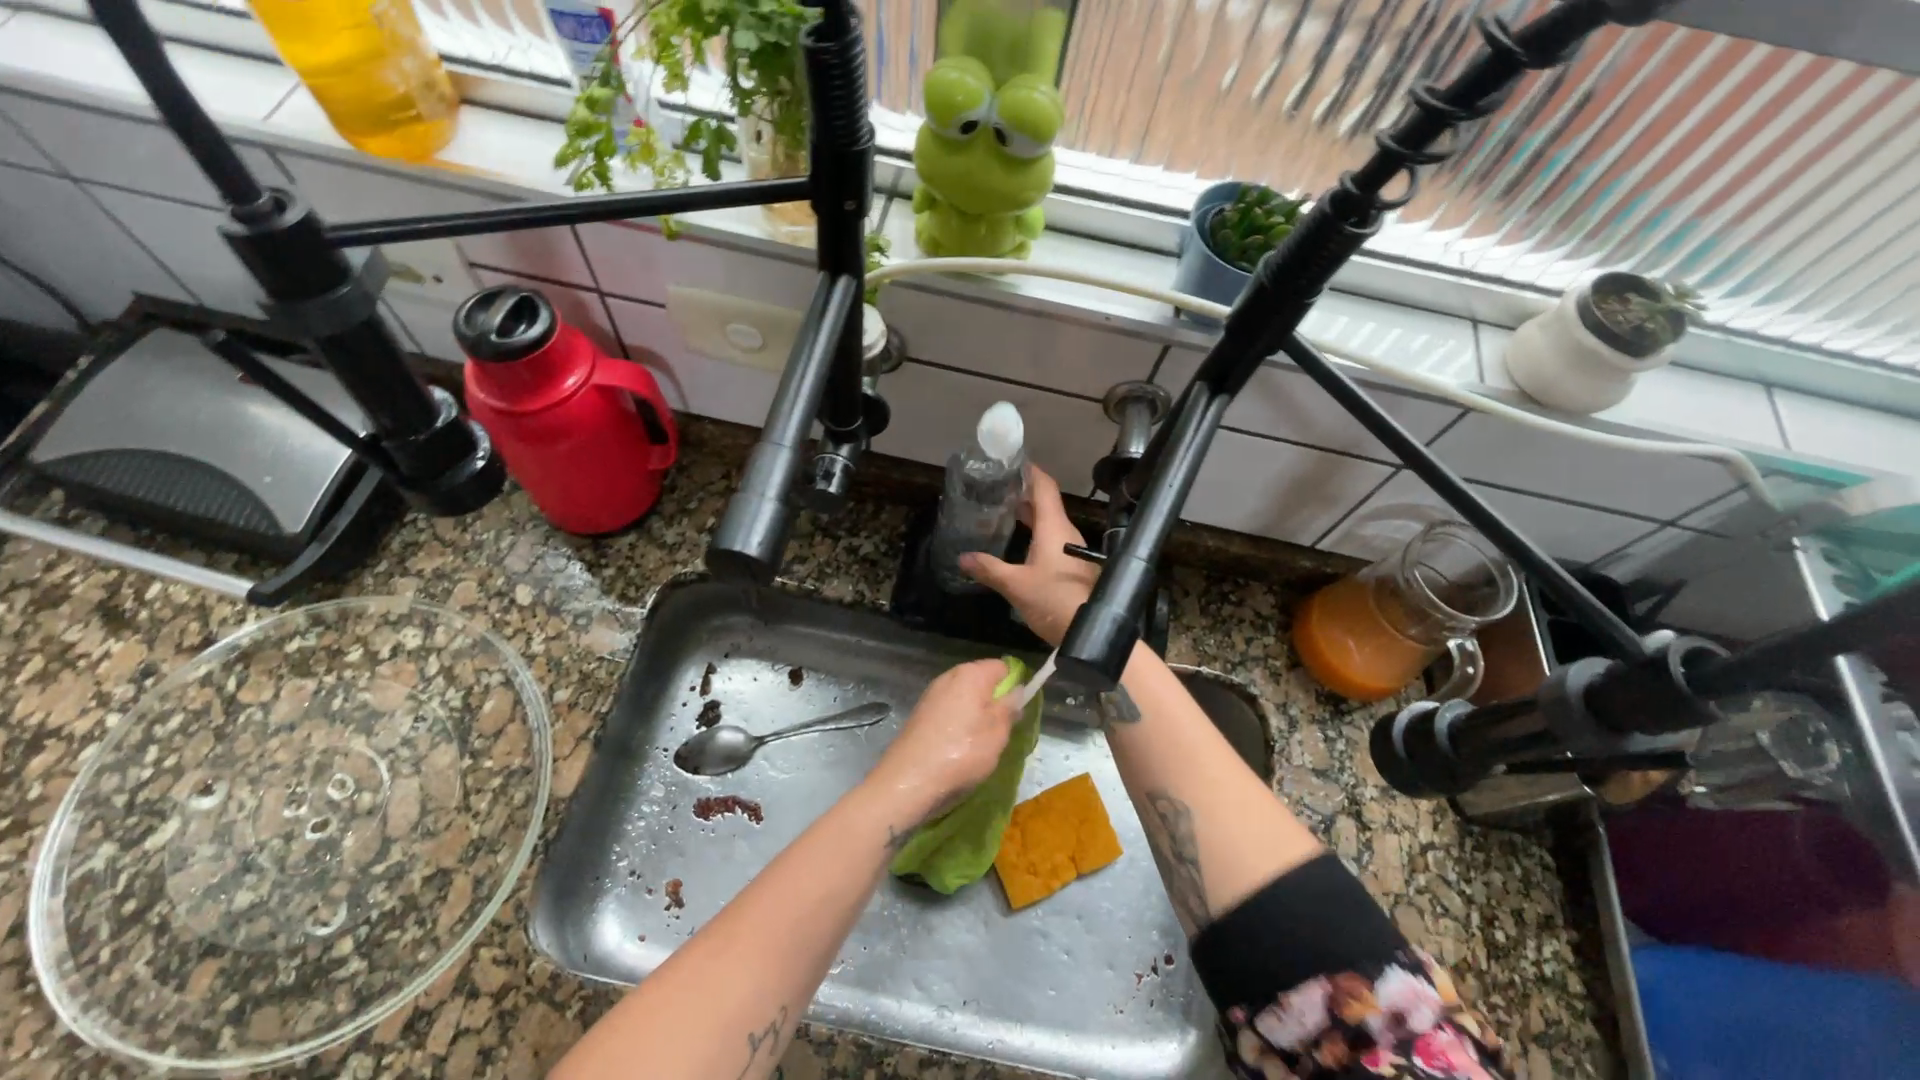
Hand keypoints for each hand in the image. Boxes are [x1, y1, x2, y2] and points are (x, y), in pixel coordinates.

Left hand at [868, 659, 1018, 809]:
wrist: (910, 779)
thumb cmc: (962, 752)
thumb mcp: (998, 732)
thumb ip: (1010, 707)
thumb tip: (1017, 690)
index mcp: (971, 674)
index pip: (1003, 667)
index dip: (1014, 686)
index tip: (1017, 711)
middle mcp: (948, 677)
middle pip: (982, 681)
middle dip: (994, 702)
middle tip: (1000, 731)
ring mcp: (931, 695)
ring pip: (965, 698)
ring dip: (976, 715)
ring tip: (979, 744)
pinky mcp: (920, 713)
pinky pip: (949, 711)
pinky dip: (957, 724)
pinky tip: (957, 747)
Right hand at [959, 466, 1098, 645]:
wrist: (1089, 631)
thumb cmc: (1053, 601)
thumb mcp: (1015, 585)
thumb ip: (988, 569)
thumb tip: (962, 558)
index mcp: (1054, 527)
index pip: (1044, 486)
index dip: (1029, 471)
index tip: (1011, 463)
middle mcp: (1067, 531)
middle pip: (1047, 503)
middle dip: (1023, 494)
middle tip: (998, 490)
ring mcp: (1074, 549)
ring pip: (1051, 523)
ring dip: (1030, 516)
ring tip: (1005, 513)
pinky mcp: (1076, 565)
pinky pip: (1055, 540)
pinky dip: (1037, 534)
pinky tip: (1022, 544)